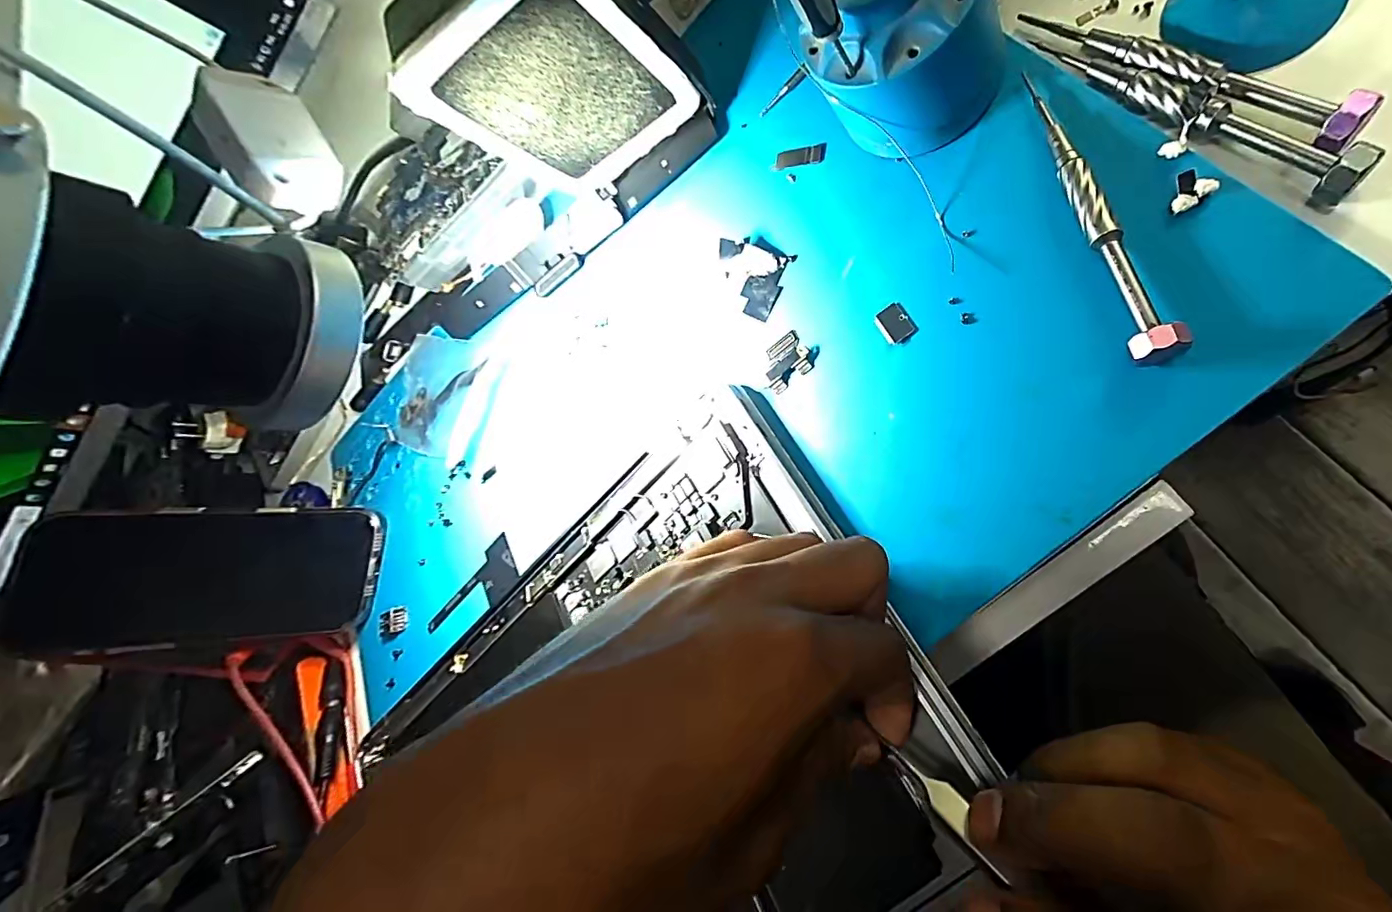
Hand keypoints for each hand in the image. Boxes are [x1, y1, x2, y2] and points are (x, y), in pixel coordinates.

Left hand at [276, 531, 914, 911]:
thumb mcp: (750, 840)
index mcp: (789, 658)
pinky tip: (738, 634)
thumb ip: (816, 766)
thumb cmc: (621, 848)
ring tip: (796, 656)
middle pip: (859, 563)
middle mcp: (752, 595)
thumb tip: (850, 732)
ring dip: (816, 593)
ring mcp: (701, 576)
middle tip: (848, 683)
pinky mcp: (657, 578)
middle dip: (870, 620)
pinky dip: (759, 579)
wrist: (494, 818)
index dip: (897, 696)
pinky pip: (735, 549)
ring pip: (800, 544)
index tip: (879, 732)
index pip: (886, 648)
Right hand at [964, 724, 1391, 911]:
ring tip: (1047, 798)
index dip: (1065, 822)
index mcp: (1272, 893)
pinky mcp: (1272, 782)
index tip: (987, 823)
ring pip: (1161, 740)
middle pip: (1154, 759)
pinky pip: (1177, 744)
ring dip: (1087, 759)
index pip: (1162, 836)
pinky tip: (1102, 792)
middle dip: (1063, 772)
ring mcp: (1286, 798)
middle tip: (1005, 806)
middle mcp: (1291, 832)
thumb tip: (980, 897)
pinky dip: (1124, 761)